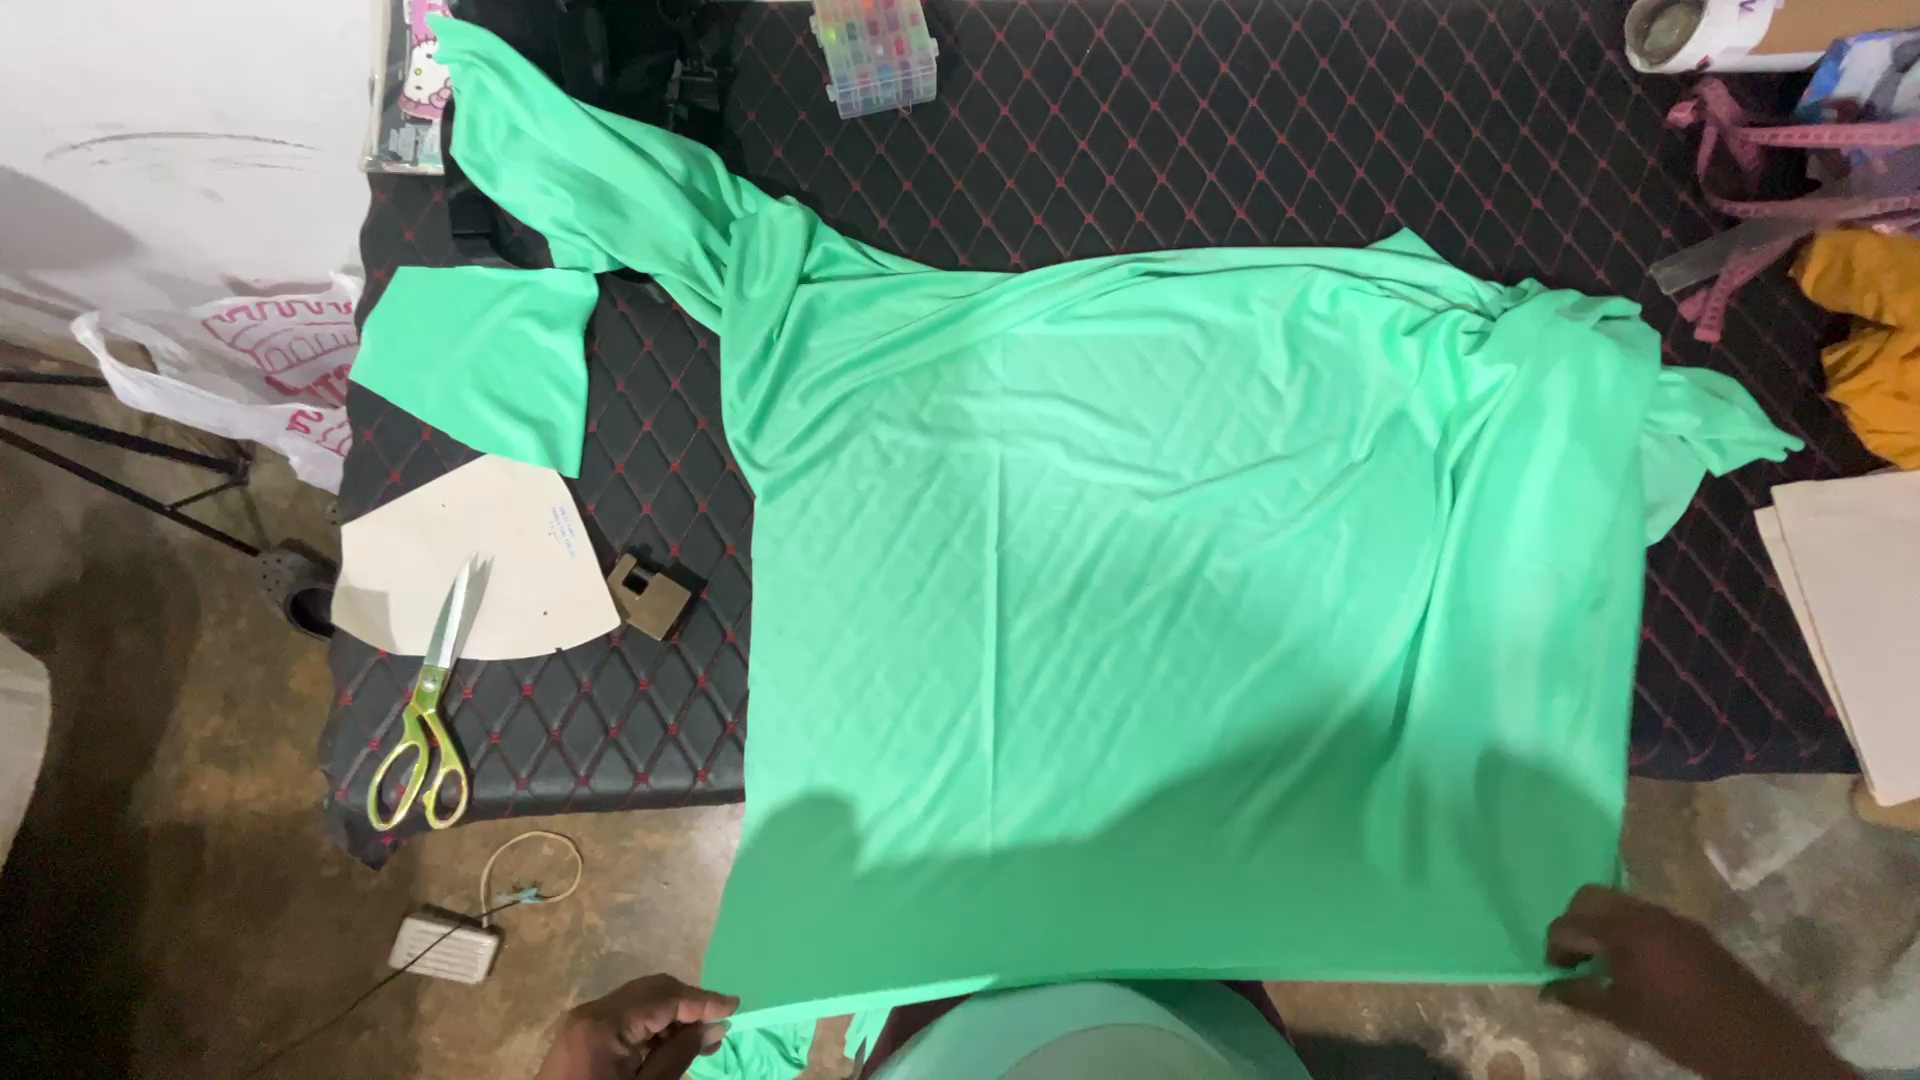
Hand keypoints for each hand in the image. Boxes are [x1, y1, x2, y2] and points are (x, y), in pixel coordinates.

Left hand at [534, 974, 738, 1079]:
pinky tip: (671, 1045)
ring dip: (673, 1015)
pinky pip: (626, 1017)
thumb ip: (679, 1054)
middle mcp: (592, 1012)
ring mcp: (582, 1023)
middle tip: (718, 1025)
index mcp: (604, 1025)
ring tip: (700, 1040)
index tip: (734, 1006)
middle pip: (653, 991)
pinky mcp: (580, 1036)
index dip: (703, 1001)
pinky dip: (652, 1027)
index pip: (665, 998)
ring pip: (641, 1001)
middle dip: (689, 1004)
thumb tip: (714, 1026)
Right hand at [1543, 885, 1856, 1079]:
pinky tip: (1640, 965)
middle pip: (1590, 898)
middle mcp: (1647, 914)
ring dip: (1604, 925)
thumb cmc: (1689, 1032)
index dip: (1555, 947)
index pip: (1569, 924)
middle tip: (1576, 957)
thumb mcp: (1626, 1017)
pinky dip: (1631, 931)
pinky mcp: (1697, 934)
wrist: (1770, 1051)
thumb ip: (1579, 996)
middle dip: (1575, 923)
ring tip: (1607, 961)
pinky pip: (1648, 918)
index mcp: (1625, 931)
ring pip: (1621, 904)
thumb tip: (1544, 989)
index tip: (1556, 970)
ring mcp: (1676, 921)